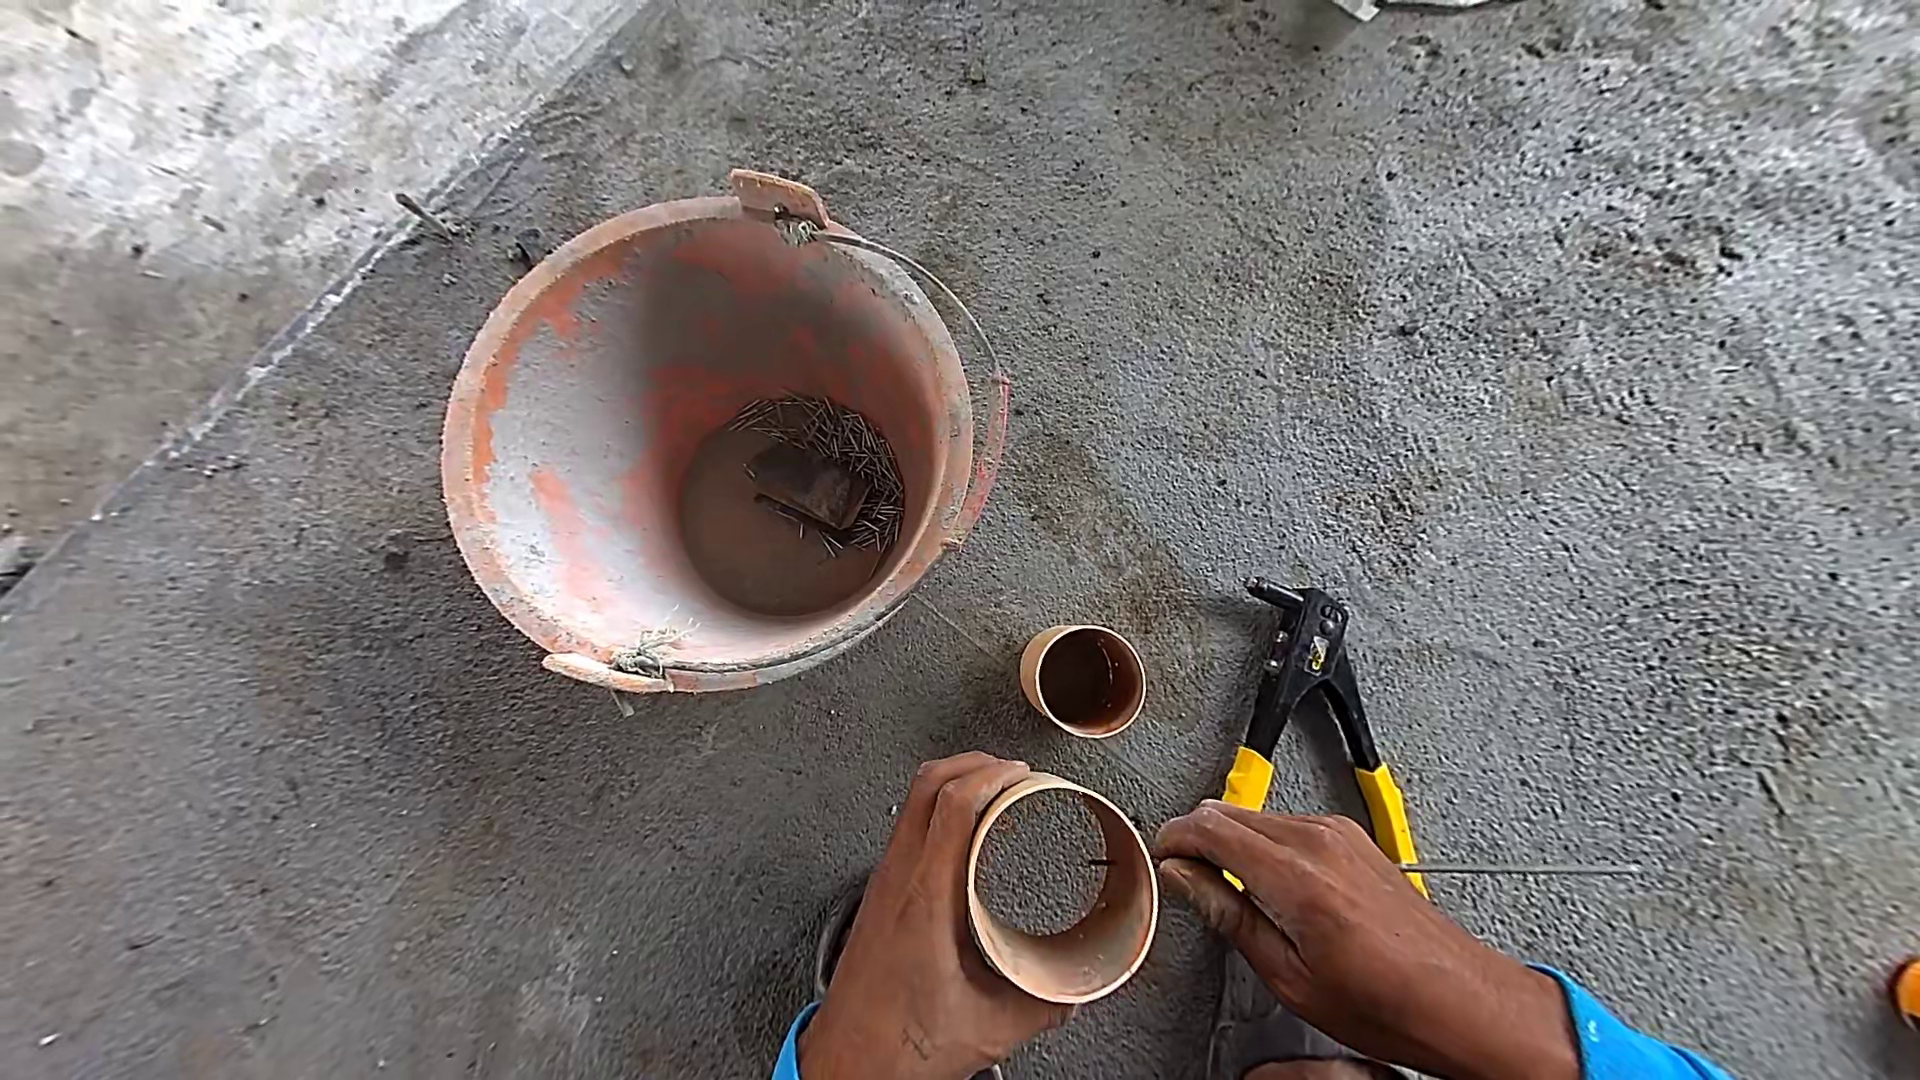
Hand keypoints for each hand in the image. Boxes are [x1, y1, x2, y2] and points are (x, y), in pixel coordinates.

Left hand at [800, 753, 1074, 1079]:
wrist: (846, 1059)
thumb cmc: (897, 1042)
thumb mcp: (986, 1026)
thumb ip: (1041, 1005)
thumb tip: (1072, 988)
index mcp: (927, 896)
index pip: (954, 805)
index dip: (991, 776)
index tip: (1020, 773)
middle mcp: (901, 873)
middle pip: (929, 781)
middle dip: (975, 763)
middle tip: (1010, 770)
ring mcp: (886, 874)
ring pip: (914, 795)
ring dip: (954, 775)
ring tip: (990, 782)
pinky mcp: (881, 883)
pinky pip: (909, 816)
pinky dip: (939, 798)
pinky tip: (961, 819)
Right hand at [1155, 802, 1578, 1079]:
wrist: (1468, 1002)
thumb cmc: (1391, 1004)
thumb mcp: (1290, 976)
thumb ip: (1227, 914)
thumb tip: (1184, 877)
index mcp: (1297, 878)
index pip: (1208, 826)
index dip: (1174, 838)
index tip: (1163, 857)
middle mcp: (1314, 839)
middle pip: (1223, 810)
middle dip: (1196, 836)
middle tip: (1190, 874)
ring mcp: (1332, 830)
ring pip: (1249, 812)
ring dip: (1227, 838)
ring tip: (1232, 885)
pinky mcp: (1344, 831)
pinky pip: (1280, 820)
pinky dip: (1258, 840)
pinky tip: (1269, 879)